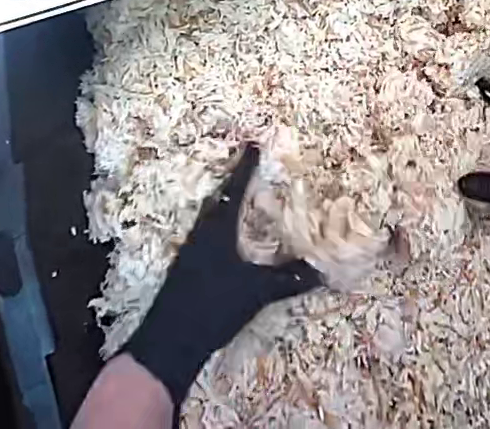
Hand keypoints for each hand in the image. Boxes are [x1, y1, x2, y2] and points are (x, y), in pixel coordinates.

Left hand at [123, 145, 320, 402]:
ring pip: (210, 217)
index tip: (254, 144)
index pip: (236, 189)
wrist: (166, 345)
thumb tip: (322, 271)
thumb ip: (289, 279)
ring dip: (225, 204)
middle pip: (219, 199)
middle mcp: (202, 233)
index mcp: (219, 229)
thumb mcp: (256, 292)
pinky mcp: (185, 269)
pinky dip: (219, 226)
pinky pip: (205, 233)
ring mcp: (190, 251)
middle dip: (235, 182)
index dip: (246, 166)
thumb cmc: (212, 307)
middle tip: (249, 168)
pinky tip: (228, 238)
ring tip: (240, 198)